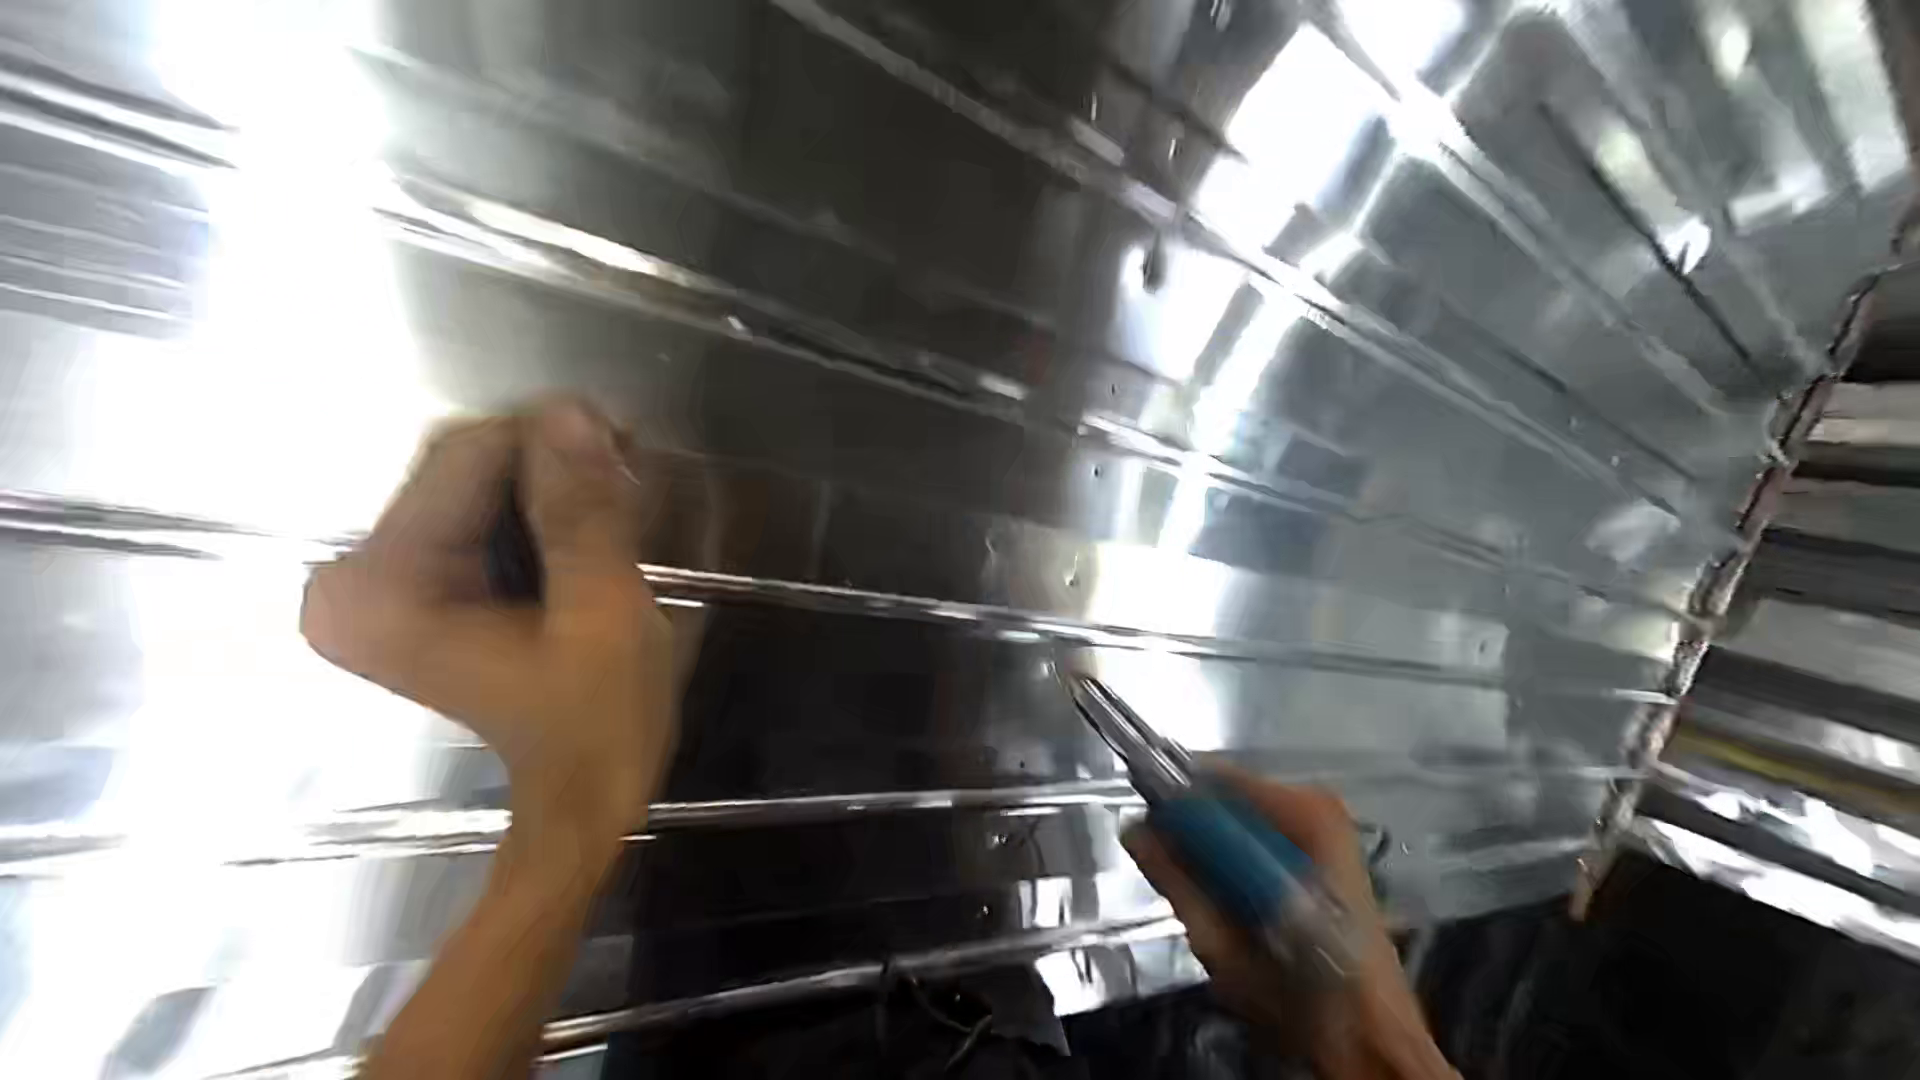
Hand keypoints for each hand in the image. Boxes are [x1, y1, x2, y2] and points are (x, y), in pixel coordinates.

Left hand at [301, 398, 676, 842]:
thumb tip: (576, 413)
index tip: (624, 443)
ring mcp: (383, 586)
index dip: (550, 443)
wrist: (589, 787)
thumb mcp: (603, 611)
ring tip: (619, 501)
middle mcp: (355, 579)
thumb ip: (584, 514)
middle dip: (553, 466)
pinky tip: (591, 524)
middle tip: (628, 475)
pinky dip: (542, 512)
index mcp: (382, 590)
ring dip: (555, 486)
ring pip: (477, 490)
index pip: (462, 463)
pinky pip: (481, 519)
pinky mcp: (419, 590)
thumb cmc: (599, 715)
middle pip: (461, 472)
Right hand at [1123, 769, 1457, 1079]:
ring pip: (1237, 815)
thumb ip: (1174, 879)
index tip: (1148, 833)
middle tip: (1178, 875)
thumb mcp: (1221, 941)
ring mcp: (1323, 825)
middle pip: (1225, 795)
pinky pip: (1256, 831)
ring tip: (1209, 896)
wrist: (1371, 1043)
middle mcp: (1314, 805)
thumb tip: (1132, 830)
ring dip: (1212, 846)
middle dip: (1192, 829)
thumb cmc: (1302, 994)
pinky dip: (1234, 855)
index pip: (1213, 777)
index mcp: (1300, 813)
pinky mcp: (1325, 847)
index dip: (1173, 803)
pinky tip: (1234, 897)